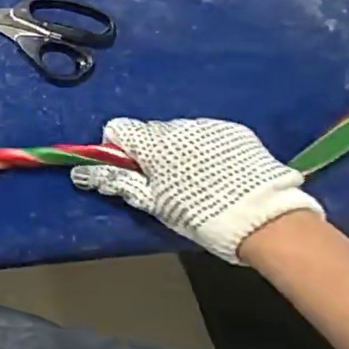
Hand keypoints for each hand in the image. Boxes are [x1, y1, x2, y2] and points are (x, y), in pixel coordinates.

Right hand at [70, 118, 322, 263]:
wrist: (269, 221)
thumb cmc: (199, 213)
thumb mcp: (151, 201)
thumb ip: (115, 180)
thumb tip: (79, 172)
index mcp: (153, 142)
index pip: (118, 129)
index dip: (119, 150)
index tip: (131, 171)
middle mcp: (180, 126)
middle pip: (149, 131)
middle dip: (150, 150)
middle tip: (163, 179)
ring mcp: (211, 128)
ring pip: (178, 133)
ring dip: (178, 150)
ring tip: (195, 177)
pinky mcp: (238, 133)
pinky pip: (206, 135)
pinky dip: (204, 149)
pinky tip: (217, 171)